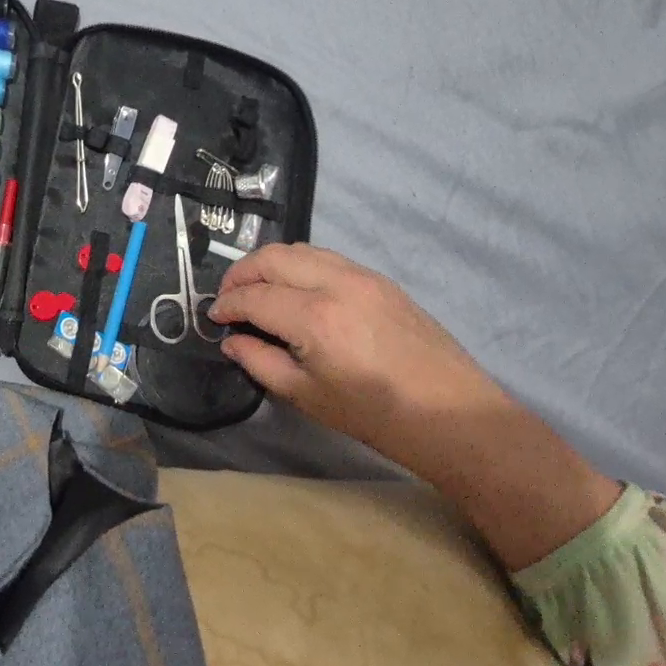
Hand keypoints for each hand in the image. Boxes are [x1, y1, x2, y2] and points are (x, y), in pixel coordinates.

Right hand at [208, 244, 620, 570]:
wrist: (452, 415)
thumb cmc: (375, 415)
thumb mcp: (307, 396)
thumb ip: (261, 362)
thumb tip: (232, 341)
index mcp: (314, 318)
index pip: (254, 296)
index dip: (227, 305)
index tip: (213, 318)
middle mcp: (335, 284)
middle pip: (273, 258)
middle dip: (242, 273)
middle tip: (228, 298)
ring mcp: (362, 276)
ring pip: (301, 250)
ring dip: (270, 264)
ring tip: (257, 290)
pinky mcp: (381, 280)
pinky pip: (327, 258)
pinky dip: (299, 265)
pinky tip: (295, 291)